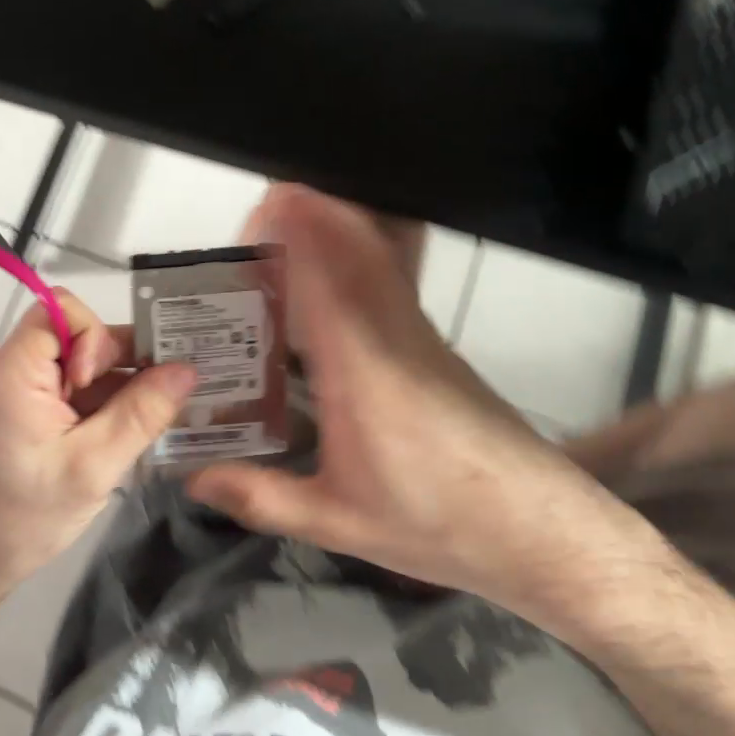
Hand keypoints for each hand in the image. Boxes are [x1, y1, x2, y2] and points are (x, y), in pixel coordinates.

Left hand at [0, 290, 197, 602]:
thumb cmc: (24, 516)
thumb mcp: (93, 467)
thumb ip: (140, 413)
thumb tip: (187, 368)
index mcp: (13, 369)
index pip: (62, 310)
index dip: (96, 337)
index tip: (104, 386)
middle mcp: (7, 366)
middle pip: (74, 336)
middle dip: (116, 366)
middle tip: (154, 407)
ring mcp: (11, 388)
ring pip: (74, 364)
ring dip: (110, 391)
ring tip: (147, 426)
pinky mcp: (17, 409)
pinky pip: (64, 389)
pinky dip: (95, 407)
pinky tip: (122, 437)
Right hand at [188, 186, 659, 616]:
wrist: (541, 531)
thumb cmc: (439, 526)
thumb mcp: (338, 523)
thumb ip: (259, 497)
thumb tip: (193, 476)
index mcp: (362, 372)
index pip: (328, 279)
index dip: (300, 233)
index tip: (265, 204)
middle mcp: (394, 338)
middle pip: (359, 250)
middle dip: (315, 213)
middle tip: (264, 203)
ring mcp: (420, 336)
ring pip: (381, 259)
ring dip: (338, 228)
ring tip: (287, 224)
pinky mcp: (433, 345)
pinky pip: (391, 280)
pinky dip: (359, 256)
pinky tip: (327, 277)